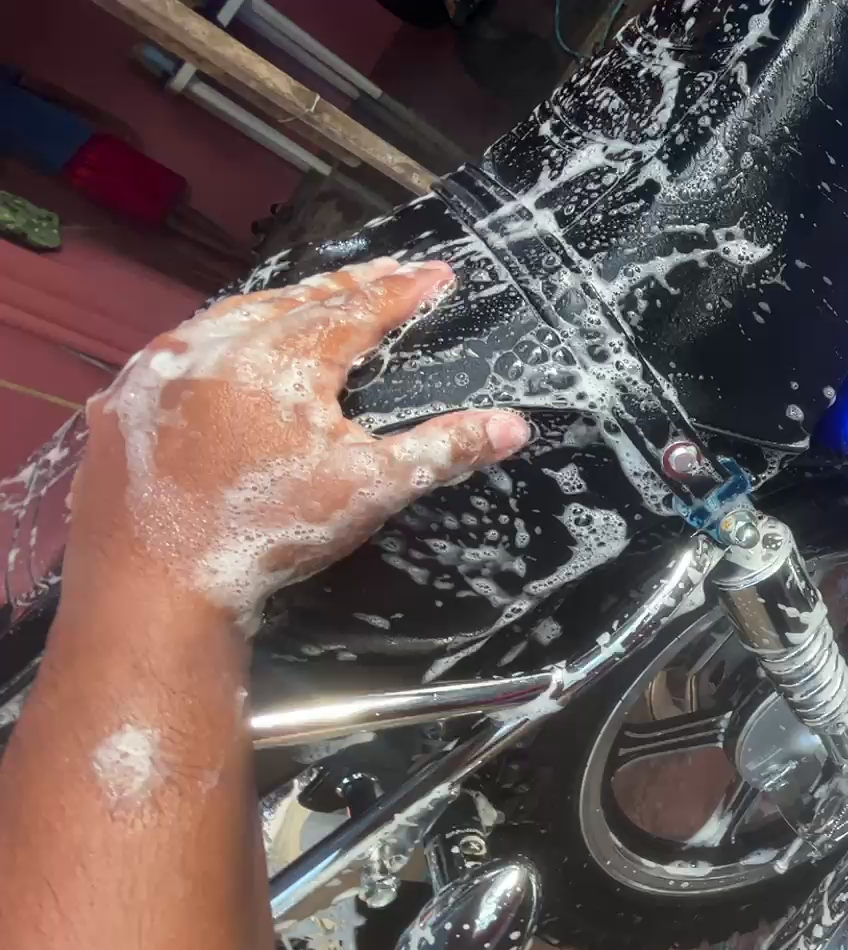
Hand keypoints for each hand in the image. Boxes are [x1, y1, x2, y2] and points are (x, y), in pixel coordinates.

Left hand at [64, 257, 531, 630]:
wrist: (156, 583)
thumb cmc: (276, 527)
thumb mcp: (377, 487)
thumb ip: (446, 448)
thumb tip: (517, 426)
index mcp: (280, 363)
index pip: (356, 313)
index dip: (403, 293)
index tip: (440, 272)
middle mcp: (213, 348)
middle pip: (294, 301)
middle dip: (349, 284)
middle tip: (390, 268)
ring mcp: (160, 369)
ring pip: (235, 314)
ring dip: (289, 300)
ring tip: (323, 294)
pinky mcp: (130, 398)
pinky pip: (190, 341)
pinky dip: (232, 328)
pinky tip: (239, 340)